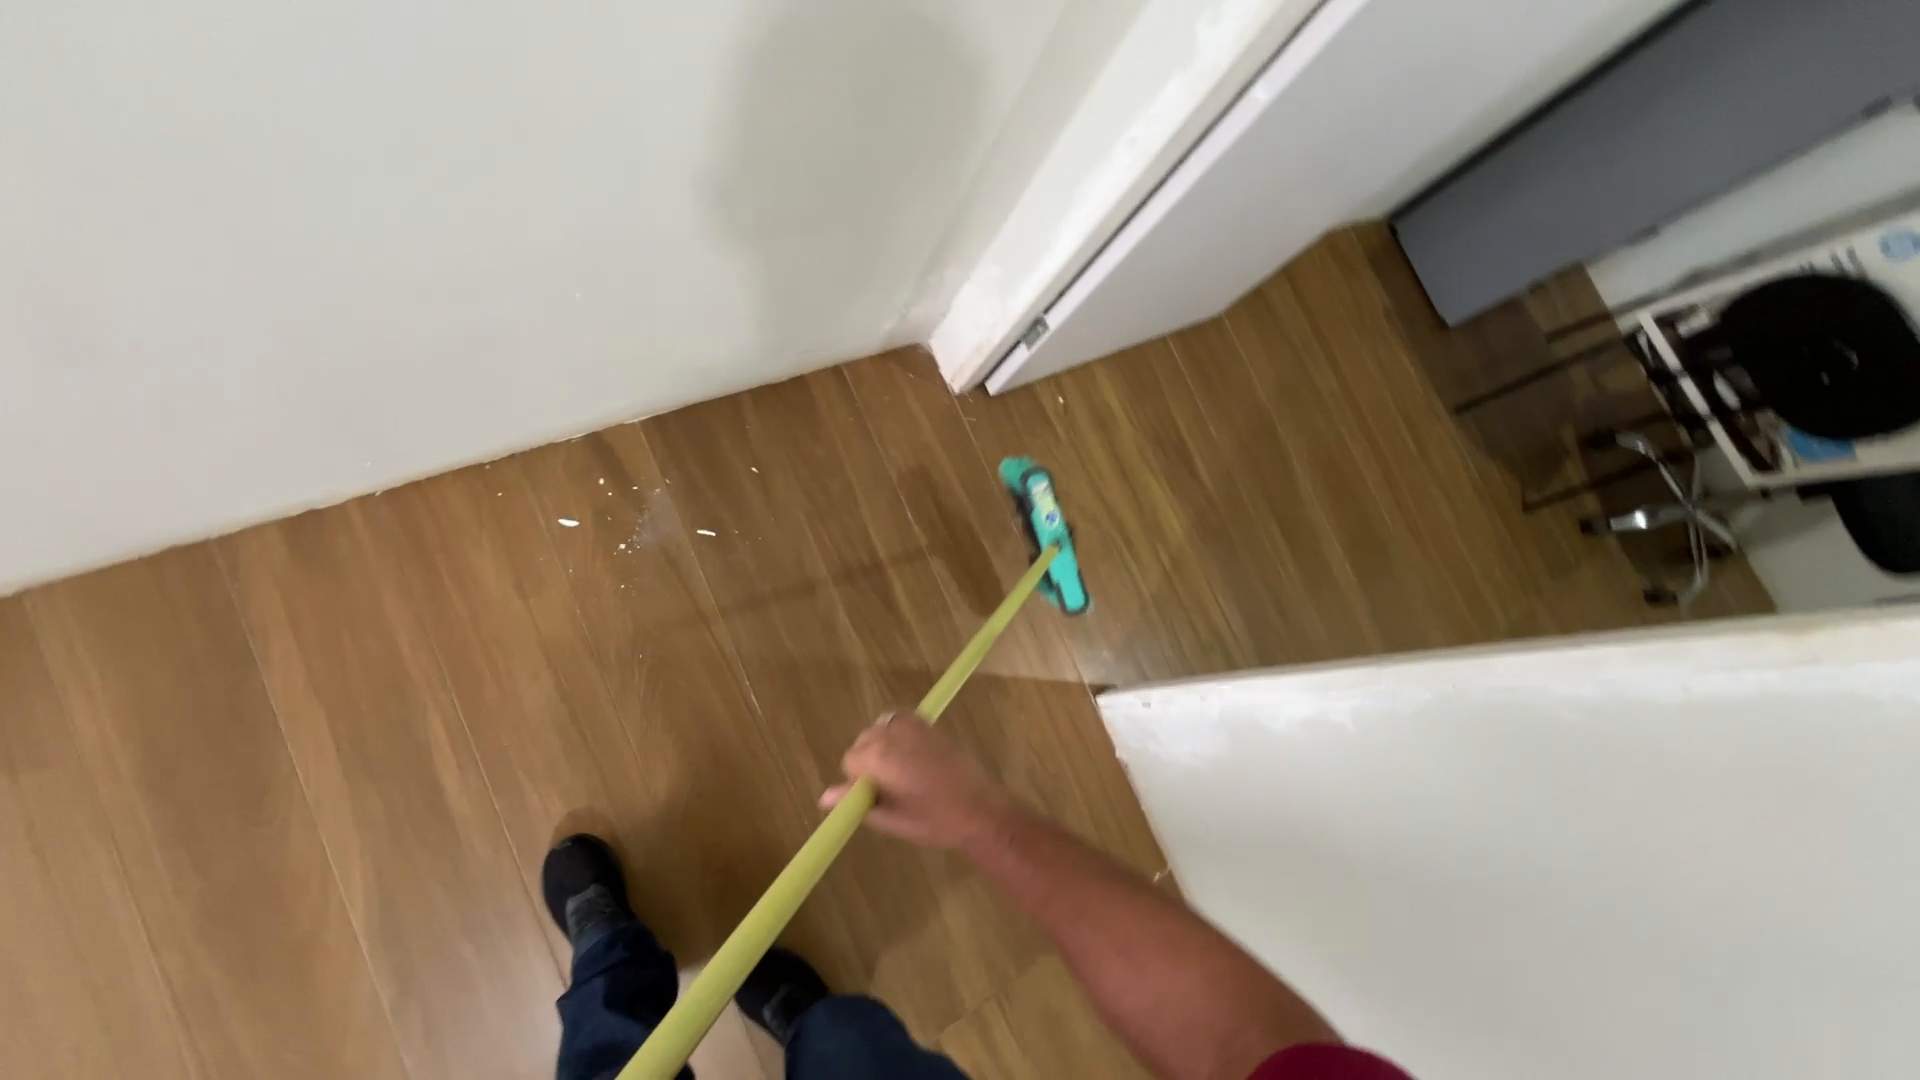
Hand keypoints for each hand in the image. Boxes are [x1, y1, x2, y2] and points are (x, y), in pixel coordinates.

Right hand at [820, 712, 1017, 849]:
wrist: (979, 809)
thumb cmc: (933, 820)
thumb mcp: (890, 819)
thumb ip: (855, 803)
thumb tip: (824, 797)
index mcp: (879, 756)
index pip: (850, 761)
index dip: (857, 782)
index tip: (875, 798)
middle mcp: (893, 733)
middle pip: (863, 741)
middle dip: (868, 762)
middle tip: (890, 789)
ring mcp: (913, 724)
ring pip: (881, 729)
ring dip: (882, 747)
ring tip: (901, 773)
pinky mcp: (930, 724)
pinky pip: (900, 722)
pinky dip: (897, 735)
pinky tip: (912, 758)